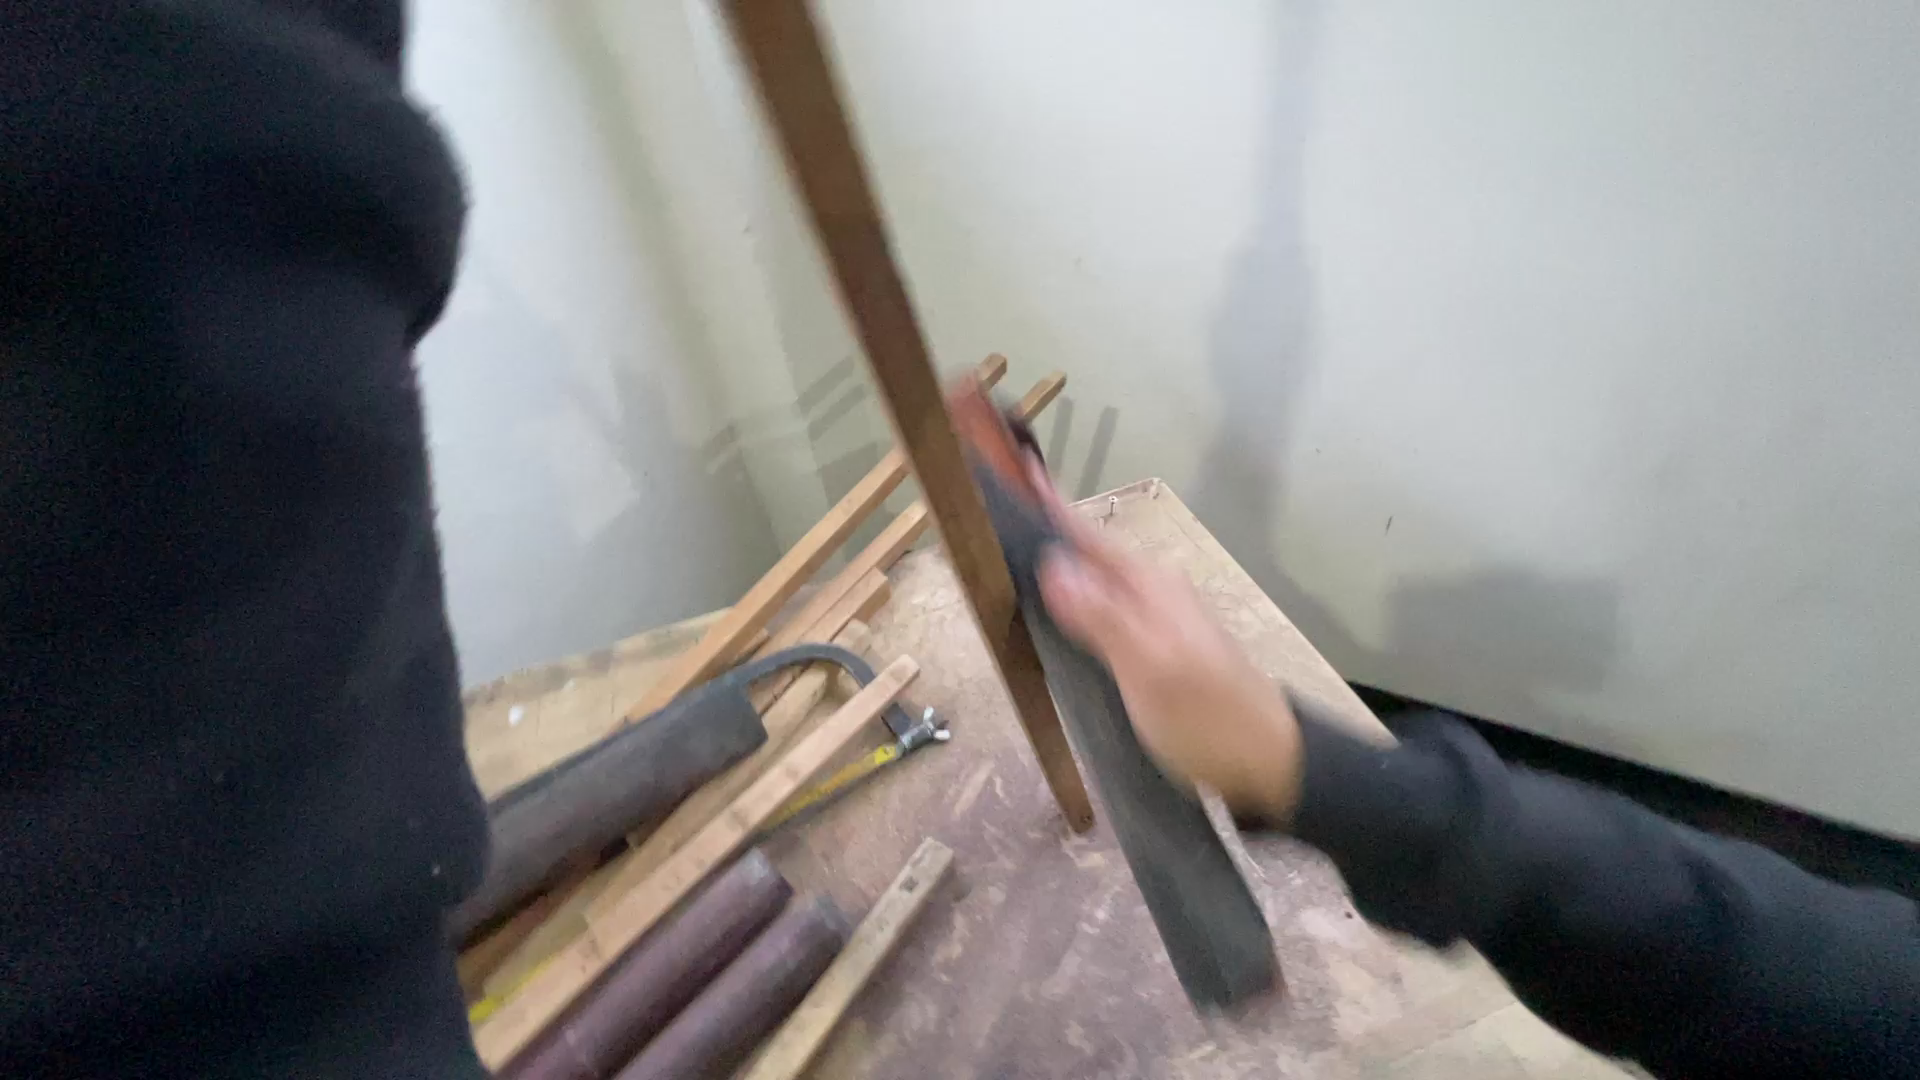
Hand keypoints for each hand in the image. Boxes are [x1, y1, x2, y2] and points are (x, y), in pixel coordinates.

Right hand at [1025, 462, 1304, 821]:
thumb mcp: (1149, 667)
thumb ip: (1100, 617)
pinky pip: (1105, 613)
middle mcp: (1154, 591)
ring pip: (1096, 585)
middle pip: (1089, 557)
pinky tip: (1059, 620)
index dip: (1050, 505)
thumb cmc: (1207, 716)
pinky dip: (1076, 607)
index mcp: (1150, 585)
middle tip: (998, 522)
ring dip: (1060, 572)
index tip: (1017, 468)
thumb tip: (1051, 565)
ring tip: (1015, 563)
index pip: (1087, 536)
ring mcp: (1158, 619)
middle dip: (1047, 535)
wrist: (1271, 763)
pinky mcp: (1157, 646)